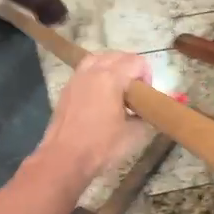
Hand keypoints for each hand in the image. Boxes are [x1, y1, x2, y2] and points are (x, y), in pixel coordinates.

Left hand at [32, 51, 153, 187]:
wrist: (64, 158)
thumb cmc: (101, 146)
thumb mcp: (135, 134)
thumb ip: (146, 117)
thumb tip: (149, 112)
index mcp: (111, 78)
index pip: (137, 62)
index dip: (148, 76)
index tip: (147, 96)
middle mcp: (92, 71)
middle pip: (117, 56)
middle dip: (131, 68)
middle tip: (135, 92)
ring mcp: (76, 78)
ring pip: (98, 59)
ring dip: (112, 68)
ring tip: (118, 90)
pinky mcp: (66, 89)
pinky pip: (85, 71)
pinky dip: (96, 75)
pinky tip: (100, 96)